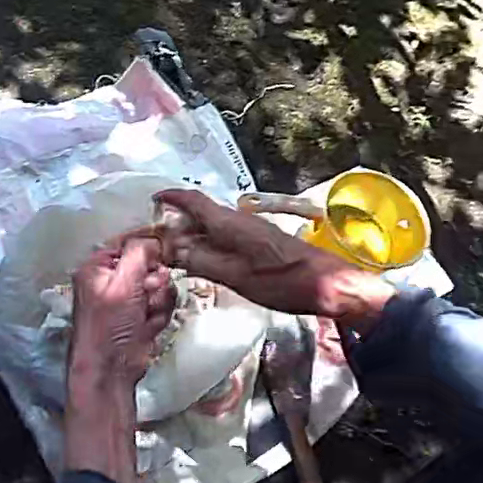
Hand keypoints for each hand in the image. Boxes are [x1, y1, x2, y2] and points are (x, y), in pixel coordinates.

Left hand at [64, 234, 174, 482]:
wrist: (110, 370)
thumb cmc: (108, 326)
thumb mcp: (122, 282)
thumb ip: (139, 254)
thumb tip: (153, 241)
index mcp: (97, 267)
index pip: (127, 243)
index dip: (147, 248)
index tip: (163, 252)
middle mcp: (111, 281)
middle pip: (149, 265)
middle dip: (154, 280)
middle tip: (147, 292)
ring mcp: (127, 301)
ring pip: (160, 286)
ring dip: (158, 300)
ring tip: (145, 314)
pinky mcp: (141, 318)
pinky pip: (162, 305)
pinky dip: (159, 315)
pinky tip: (148, 327)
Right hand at [154, 189, 396, 331]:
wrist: (330, 285)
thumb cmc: (284, 281)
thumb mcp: (237, 276)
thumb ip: (202, 261)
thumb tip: (171, 249)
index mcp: (230, 224)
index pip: (194, 200)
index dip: (172, 197)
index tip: (152, 201)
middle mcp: (239, 221)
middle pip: (200, 214)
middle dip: (175, 223)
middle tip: (155, 241)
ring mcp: (250, 231)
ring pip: (212, 226)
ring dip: (191, 236)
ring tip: (172, 253)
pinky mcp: (259, 242)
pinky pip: (224, 237)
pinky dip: (207, 244)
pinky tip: (202, 261)